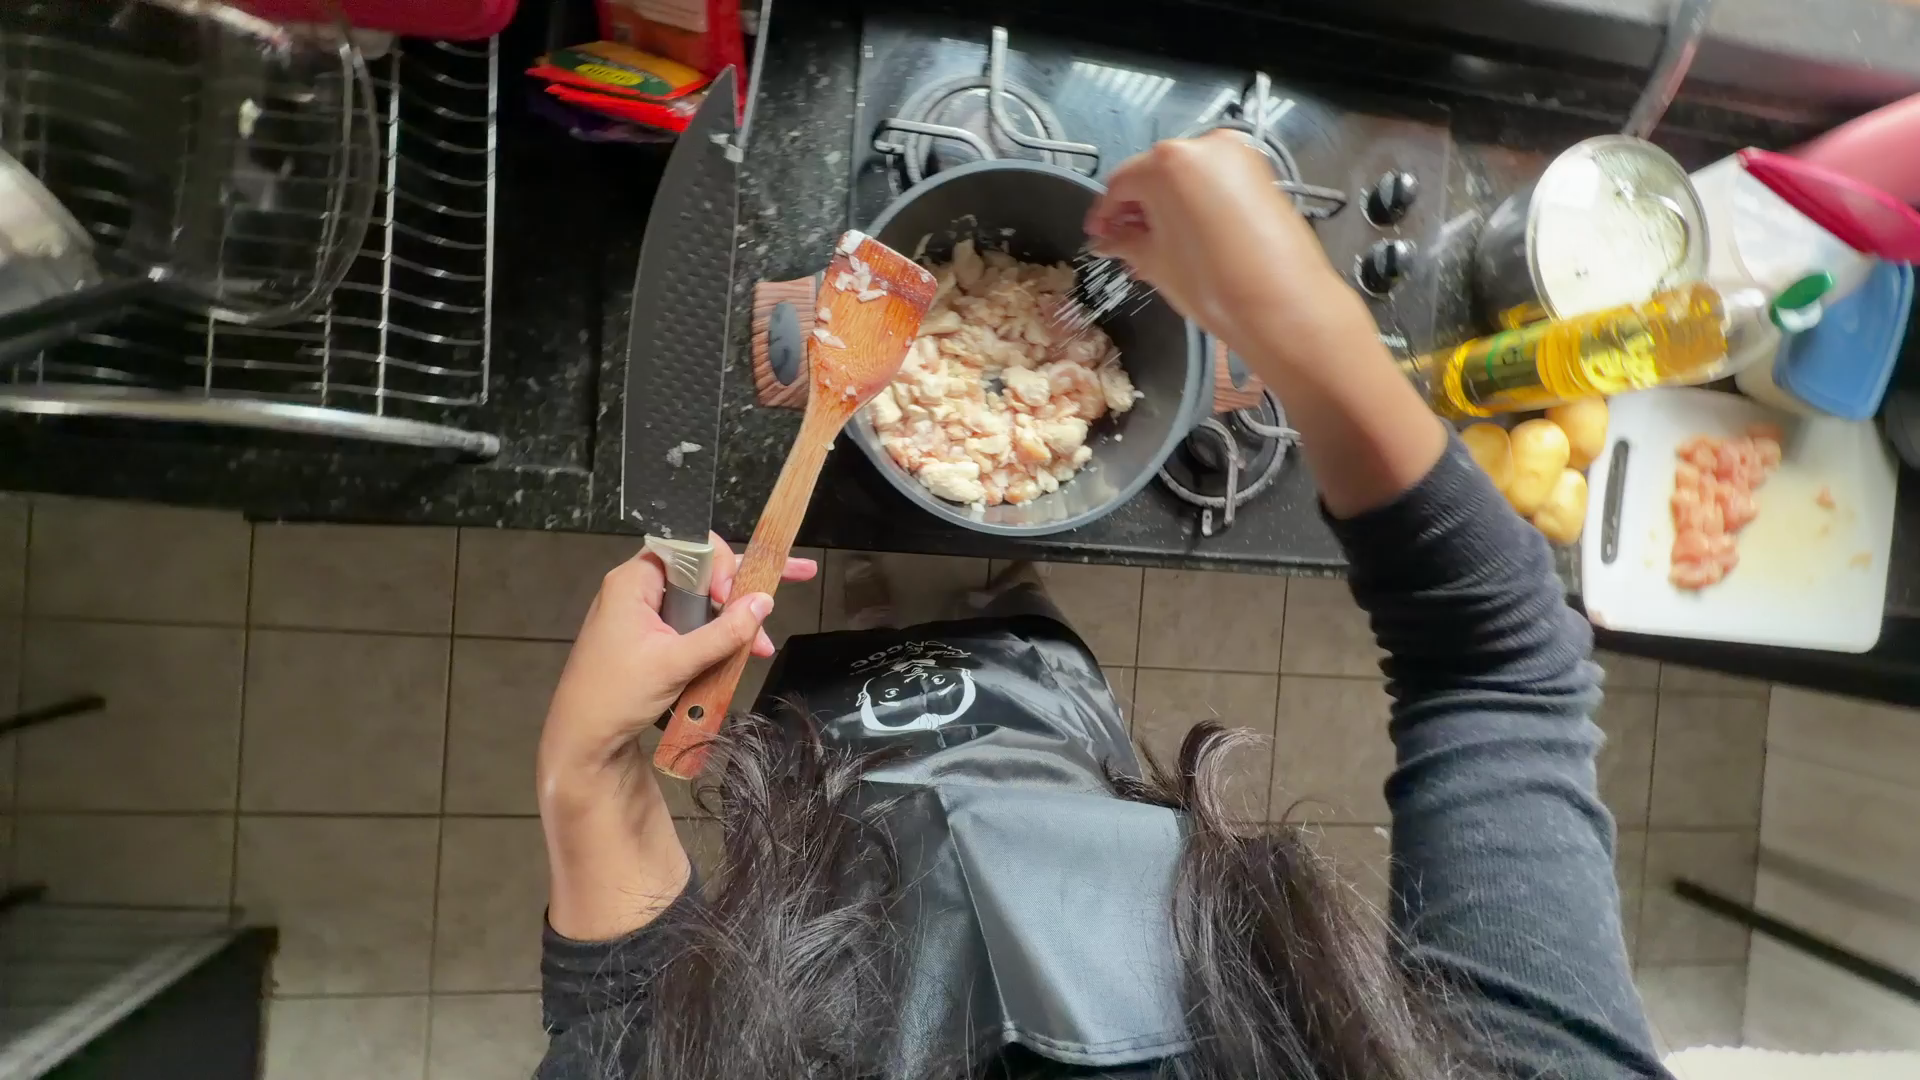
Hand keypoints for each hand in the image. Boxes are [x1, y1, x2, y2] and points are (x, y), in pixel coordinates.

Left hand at [538, 533, 817, 790]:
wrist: (584, 743)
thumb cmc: (616, 696)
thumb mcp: (676, 663)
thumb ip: (724, 632)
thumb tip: (765, 601)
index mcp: (634, 581)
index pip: (688, 548)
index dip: (719, 563)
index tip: (733, 594)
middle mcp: (641, 590)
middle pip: (702, 572)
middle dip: (740, 591)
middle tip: (778, 597)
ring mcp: (648, 616)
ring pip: (704, 603)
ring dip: (735, 621)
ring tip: (762, 647)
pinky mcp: (655, 639)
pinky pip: (696, 625)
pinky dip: (721, 637)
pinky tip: (747, 652)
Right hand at [1087, 131, 1445, 516]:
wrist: (1282, 305)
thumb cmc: (1215, 286)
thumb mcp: (1156, 264)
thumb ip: (1126, 243)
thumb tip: (1109, 239)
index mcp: (1169, 164)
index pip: (1120, 183)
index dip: (1104, 213)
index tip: (1097, 235)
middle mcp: (1204, 147)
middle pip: (1152, 175)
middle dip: (1134, 210)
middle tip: (1122, 246)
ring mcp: (1236, 157)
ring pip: (1182, 179)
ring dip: (1162, 210)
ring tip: (1152, 251)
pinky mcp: (1258, 174)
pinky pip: (1210, 183)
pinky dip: (1191, 207)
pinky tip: (1184, 242)